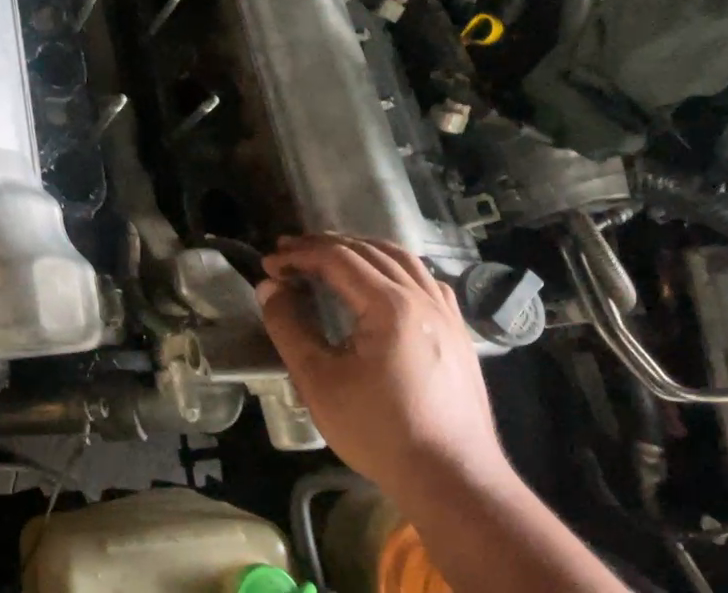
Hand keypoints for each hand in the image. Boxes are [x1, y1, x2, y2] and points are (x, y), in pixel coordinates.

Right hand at [257, 234, 511, 499]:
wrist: (453, 481)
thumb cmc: (379, 430)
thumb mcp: (317, 380)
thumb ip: (288, 327)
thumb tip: (269, 288)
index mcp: (390, 306)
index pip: (337, 258)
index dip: (298, 256)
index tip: (268, 265)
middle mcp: (424, 300)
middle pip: (369, 251)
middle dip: (324, 246)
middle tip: (288, 253)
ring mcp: (448, 317)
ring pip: (402, 260)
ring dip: (361, 251)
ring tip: (329, 258)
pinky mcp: (459, 336)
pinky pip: (426, 281)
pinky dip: (395, 268)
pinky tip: (381, 284)